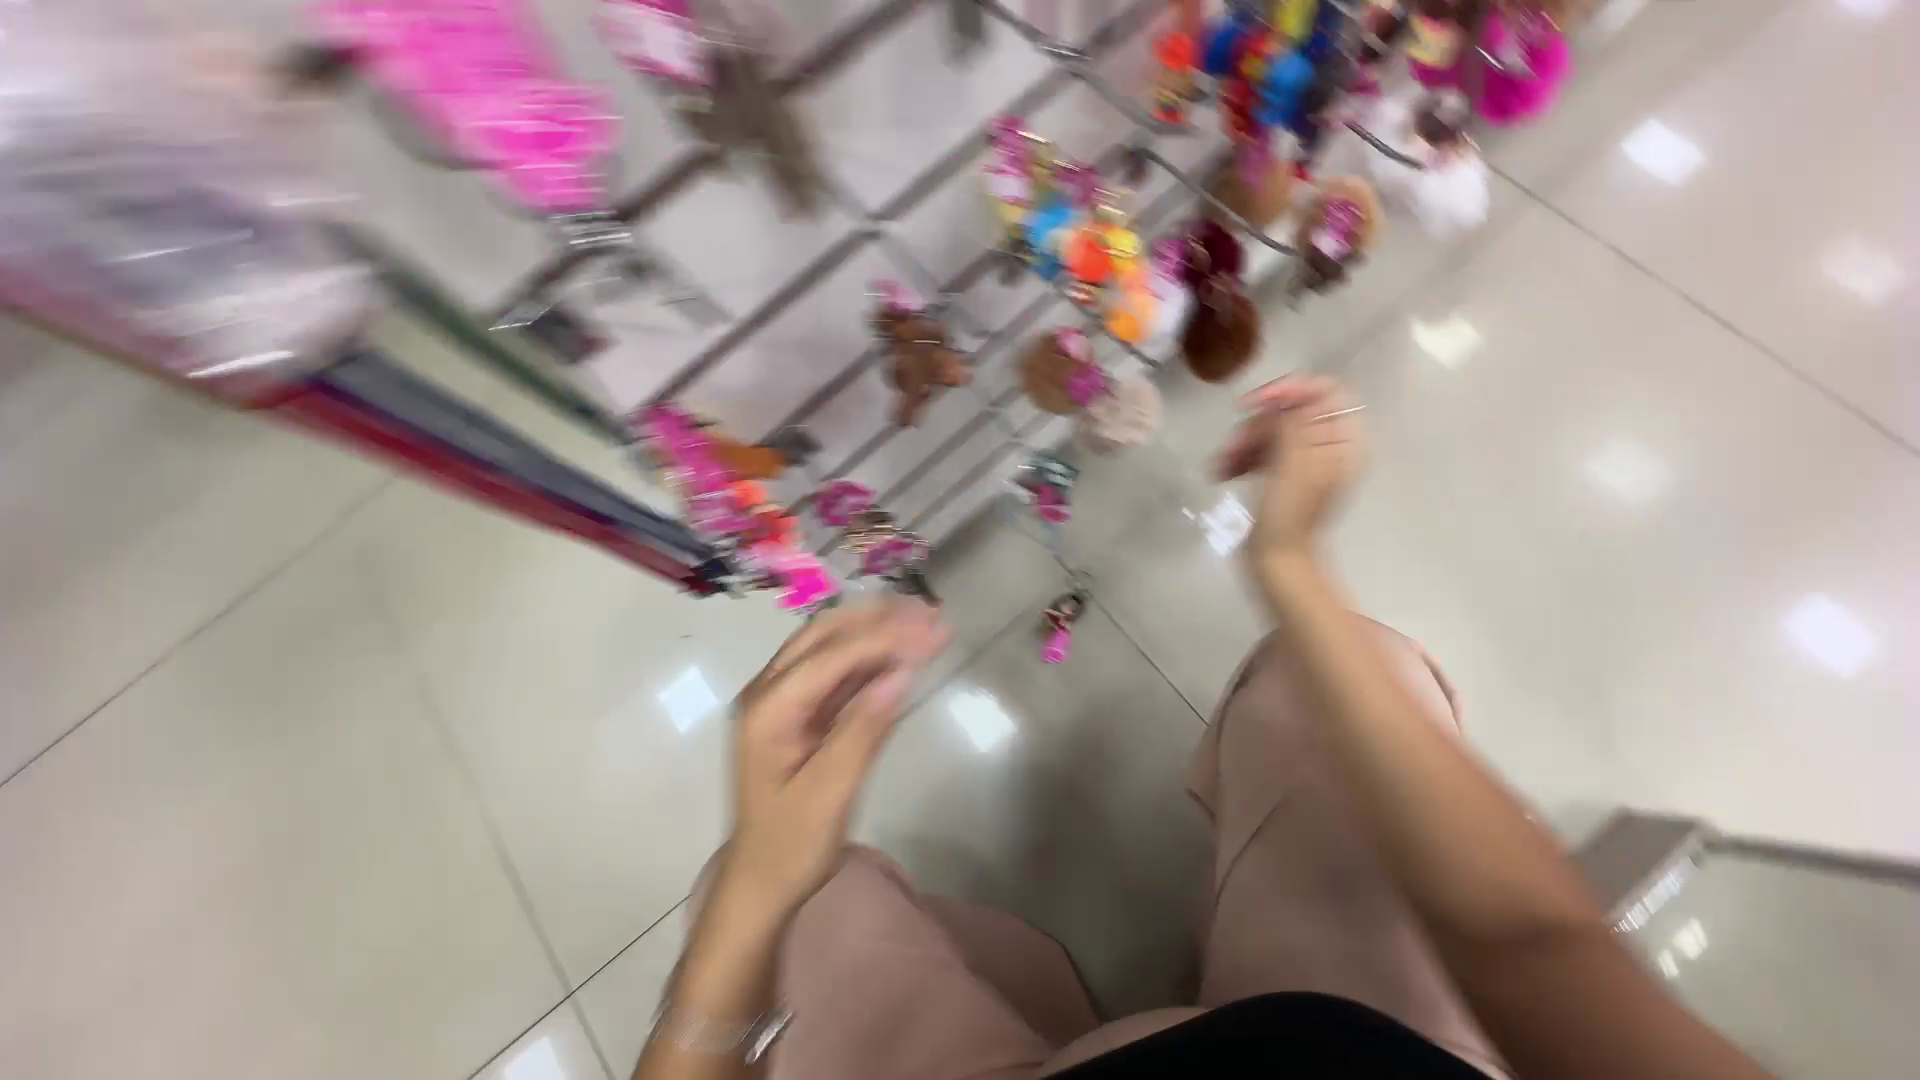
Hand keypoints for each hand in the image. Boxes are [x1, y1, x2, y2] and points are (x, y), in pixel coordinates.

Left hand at [716, 598, 948, 920]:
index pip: (831, 654)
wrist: (760, 886)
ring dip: (876, 632)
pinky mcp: (798, 714)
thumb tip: (902, 673)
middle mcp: (768, 691)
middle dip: (879, 619)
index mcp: (767, 708)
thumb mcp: (830, 792)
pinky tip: (902, 656)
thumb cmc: (792, 845)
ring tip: (926, 623)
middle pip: (826, 635)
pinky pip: (835, 673)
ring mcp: (781, 701)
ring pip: (830, 647)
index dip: (884, 636)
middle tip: (931, 614)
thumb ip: (863, 729)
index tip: (932, 626)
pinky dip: (870, 660)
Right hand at [1214, 374, 1366, 566]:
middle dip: (1257, 426)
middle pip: (1290, 411)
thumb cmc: (1288, 514)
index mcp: (1343, 441)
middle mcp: (1328, 446)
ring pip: (1271, 431)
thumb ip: (1292, 421)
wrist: (1276, 560)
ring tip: (1221, 466)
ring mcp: (1304, 461)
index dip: (1291, 389)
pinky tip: (1223, 472)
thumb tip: (1283, 395)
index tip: (1256, 403)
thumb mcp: (1292, 462)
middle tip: (1234, 447)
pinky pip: (1262, 451)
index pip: (1325, 391)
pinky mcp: (1282, 476)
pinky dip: (1242, 458)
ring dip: (1242, 443)